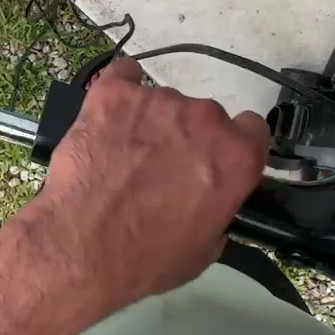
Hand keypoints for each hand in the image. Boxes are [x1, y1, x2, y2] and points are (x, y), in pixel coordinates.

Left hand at [11, 57, 269, 313]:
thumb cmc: (146, 258)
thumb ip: (220, 208)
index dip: (231, 146)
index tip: (213, 161)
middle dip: (186, 139)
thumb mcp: (206, 248)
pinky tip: (108, 116)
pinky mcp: (114, 94)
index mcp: (236, 156)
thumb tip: (211, 200)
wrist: (83, 249)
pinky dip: (119, 93)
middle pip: (205, 117)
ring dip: (150, 123)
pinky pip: (123, 76)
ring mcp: (158, 101)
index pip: (251, 129)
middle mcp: (205, 119)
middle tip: (159, 171)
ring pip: (163, 102)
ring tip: (123, 159)